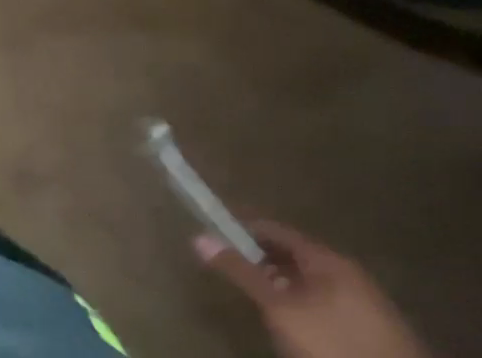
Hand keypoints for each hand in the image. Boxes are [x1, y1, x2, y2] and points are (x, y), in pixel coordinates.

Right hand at [199, 221, 431, 357]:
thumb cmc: (331, 341)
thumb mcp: (278, 307)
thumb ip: (240, 271)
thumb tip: (198, 237)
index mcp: (328, 260)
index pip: (274, 230)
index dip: (241, 228)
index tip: (212, 234)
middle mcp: (348, 272)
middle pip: (292, 253)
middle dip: (259, 257)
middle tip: (230, 268)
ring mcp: (365, 300)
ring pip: (308, 278)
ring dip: (279, 281)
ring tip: (256, 295)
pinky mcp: (372, 325)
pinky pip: (325, 299)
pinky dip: (300, 299)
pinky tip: (290, 317)